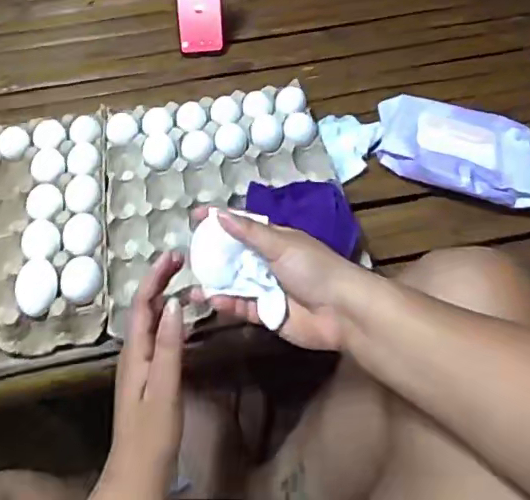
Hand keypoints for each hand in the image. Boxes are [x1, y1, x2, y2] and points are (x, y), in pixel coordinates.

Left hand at [95, 251, 186, 499]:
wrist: (136, 475)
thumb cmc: (151, 434)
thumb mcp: (165, 389)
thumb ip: (169, 346)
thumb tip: (174, 303)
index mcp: (135, 351)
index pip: (144, 302)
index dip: (156, 275)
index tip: (174, 254)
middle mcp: (133, 352)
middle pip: (144, 306)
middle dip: (159, 279)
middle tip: (180, 260)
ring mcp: (138, 365)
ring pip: (149, 319)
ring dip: (162, 295)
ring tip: (181, 279)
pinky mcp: (146, 376)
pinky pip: (154, 334)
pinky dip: (166, 317)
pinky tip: (179, 320)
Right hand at [186, 208, 370, 352]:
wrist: (343, 312)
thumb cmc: (313, 268)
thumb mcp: (280, 244)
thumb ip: (248, 232)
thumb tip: (219, 214)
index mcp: (274, 239)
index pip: (241, 224)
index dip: (220, 220)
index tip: (195, 216)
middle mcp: (268, 261)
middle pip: (235, 256)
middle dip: (212, 255)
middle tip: (186, 255)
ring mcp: (268, 288)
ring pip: (235, 283)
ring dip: (215, 282)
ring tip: (191, 284)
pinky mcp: (268, 314)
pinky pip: (243, 307)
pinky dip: (227, 304)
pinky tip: (210, 301)